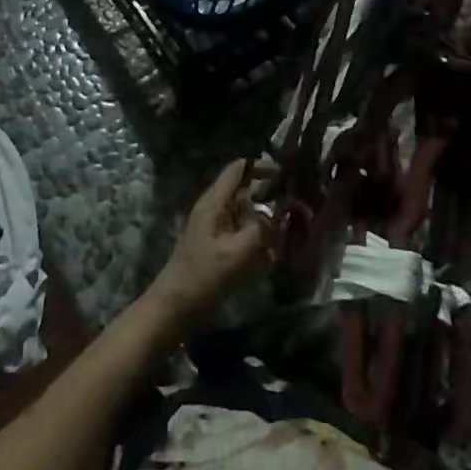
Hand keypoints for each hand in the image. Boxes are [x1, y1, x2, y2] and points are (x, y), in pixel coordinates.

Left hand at [147, 159, 271, 321]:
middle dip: (266, 192)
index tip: (285, 171)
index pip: (237, 169)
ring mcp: (214, 226)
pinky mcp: (217, 243)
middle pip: (243, 189)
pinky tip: (271, 248)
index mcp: (214, 202)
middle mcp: (214, 208)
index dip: (260, 166)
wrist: (177, 303)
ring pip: (244, 211)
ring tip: (287, 223)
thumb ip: (261, 229)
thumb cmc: (205, 274)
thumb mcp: (238, 250)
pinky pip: (241, 230)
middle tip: (293, 199)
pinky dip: (256, 233)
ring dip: (263, 215)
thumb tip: (276, 216)